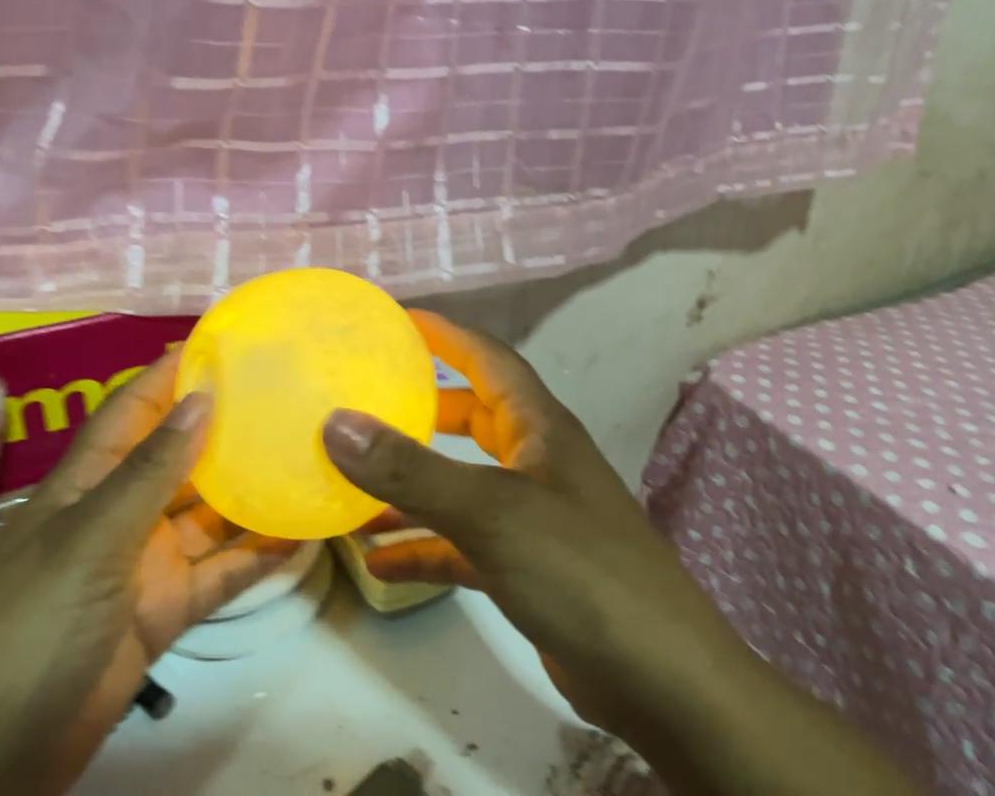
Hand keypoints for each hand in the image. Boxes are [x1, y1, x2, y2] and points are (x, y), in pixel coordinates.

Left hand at [0, 355, 297, 795]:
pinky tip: (304, 535)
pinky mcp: (165, 613)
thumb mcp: (90, 541)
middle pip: (179, 458)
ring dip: (252, 491)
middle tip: (290, 395)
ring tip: (310, 456)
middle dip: (226, 427)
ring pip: (208, 515)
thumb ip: (150, 473)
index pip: (132, 411)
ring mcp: (143, 566)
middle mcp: (118, 515)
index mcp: (86, 485)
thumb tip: (203, 397)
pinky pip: (221, 574)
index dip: (171, 373)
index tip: (226, 340)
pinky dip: (258, 557)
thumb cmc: (29, 628)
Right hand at [322, 312, 919, 795]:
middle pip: (472, 419)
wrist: (658, 675)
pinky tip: (377, 562)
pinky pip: (461, 546)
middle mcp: (537, 463)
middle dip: (419, 410)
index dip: (445, 334)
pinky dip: (422, 548)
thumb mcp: (492, 511)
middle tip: (362, 405)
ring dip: (409, 487)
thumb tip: (336, 423)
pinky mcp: (525, 569)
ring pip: (459, 486)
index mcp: (540, 428)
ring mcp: (532, 519)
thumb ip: (413, 470)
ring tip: (348, 488)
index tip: (394, 319)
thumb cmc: (581, 570)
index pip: (489, 359)